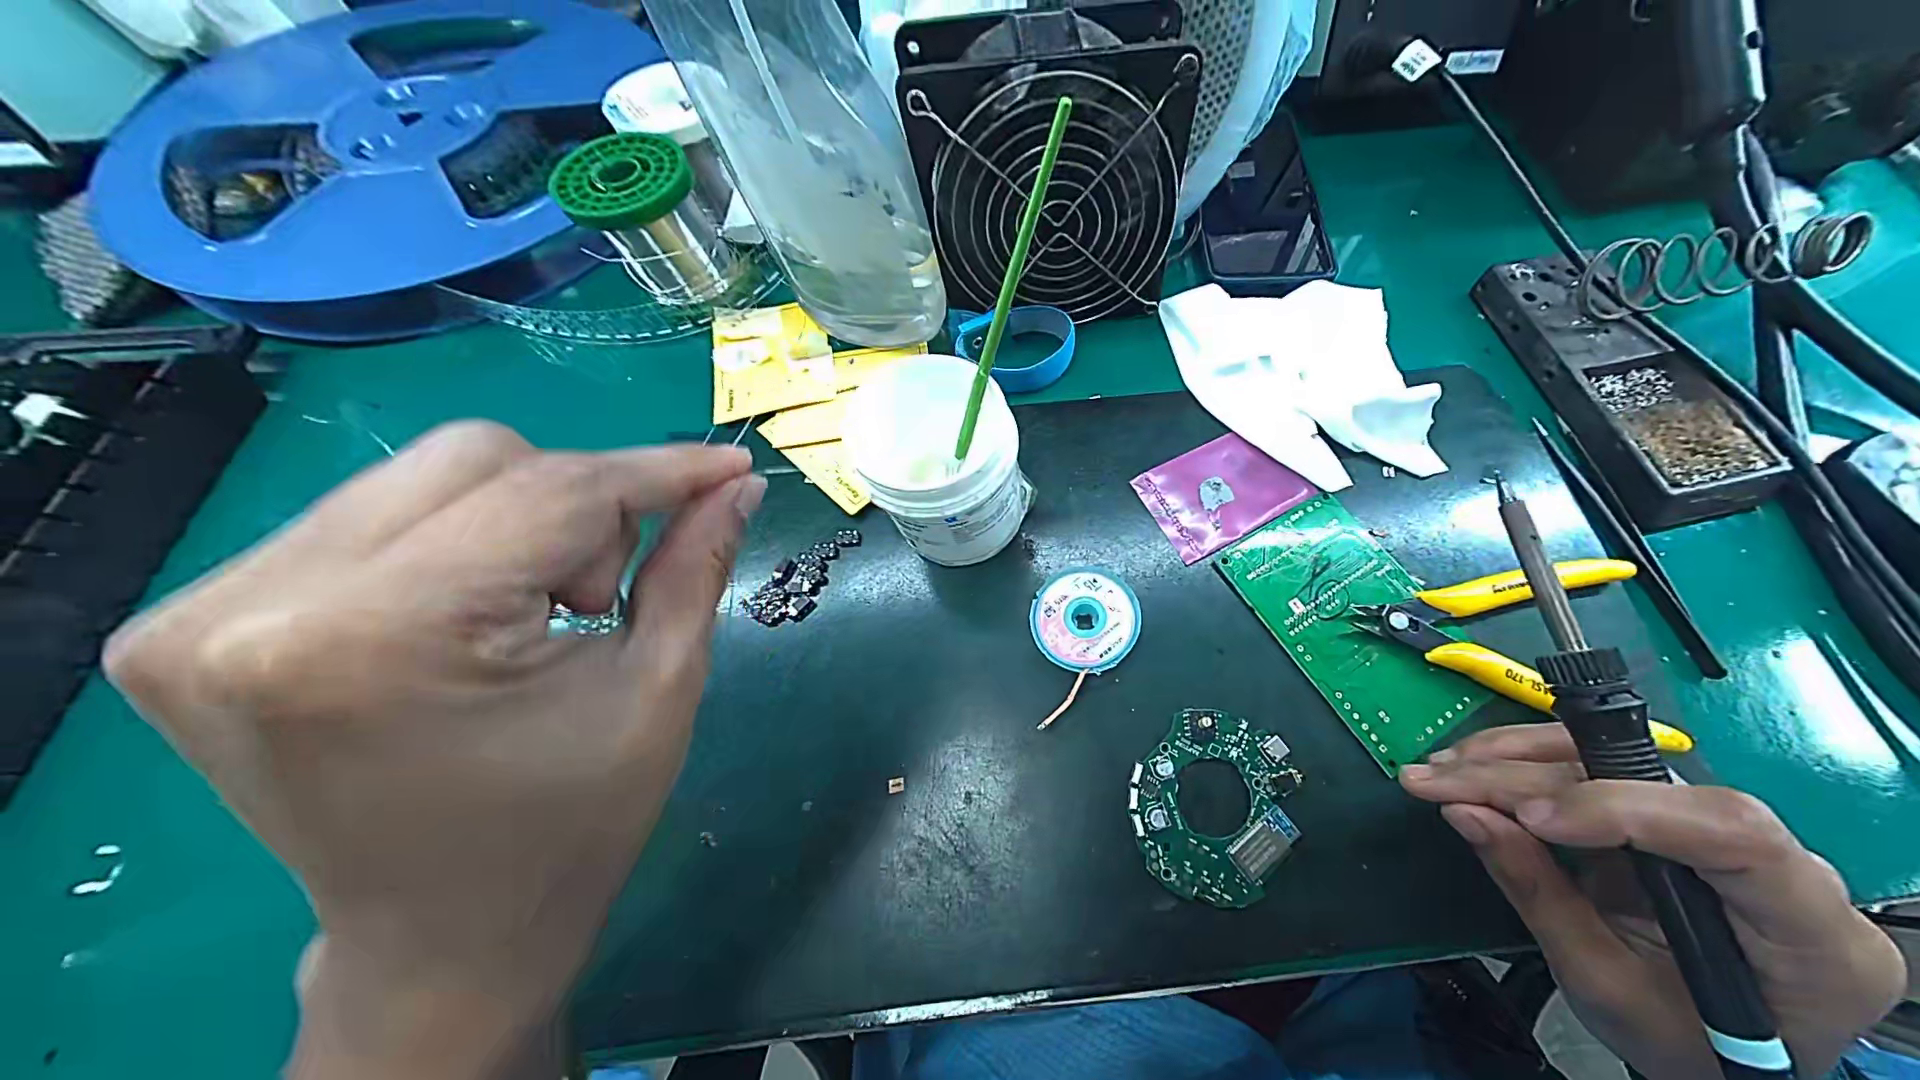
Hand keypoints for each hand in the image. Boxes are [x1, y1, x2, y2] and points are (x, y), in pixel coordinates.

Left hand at [103, 421, 762, 1079]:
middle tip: (603, 597)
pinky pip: (375, 512)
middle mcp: (258, 608)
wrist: (445, 937)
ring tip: (544, 612)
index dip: (656, 472)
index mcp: (377, 640)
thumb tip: (738, 482)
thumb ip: (696, 566)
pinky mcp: (194, 617)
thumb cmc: (571, 827)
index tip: (728, 466)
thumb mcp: (659, 690)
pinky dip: (462, 538)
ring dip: (522, 521)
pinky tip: (479, 611)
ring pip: (428, 474)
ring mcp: (205, 609)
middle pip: (477, 459)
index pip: (549, 493)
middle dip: (581, 507)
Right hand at [1401, 723, 1905, 1079]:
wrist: (1726, 1058)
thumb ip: (1540, 896)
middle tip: (1435, 780)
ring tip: (1439, 769)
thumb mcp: (1606, 986)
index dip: (1622, 808)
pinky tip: (1465, 768)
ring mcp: (1711, 827)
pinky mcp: (1659, 813)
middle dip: (1524, 777)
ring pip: (1607, 757)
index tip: (1529, 819)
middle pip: (1642, 782)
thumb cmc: (1683, 1040)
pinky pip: (1587, 766)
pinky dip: (1518, 763)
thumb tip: (1463, 814)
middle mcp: (1774, 860)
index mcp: (1807, 929)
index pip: (1731, 831)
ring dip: (1512, 756)